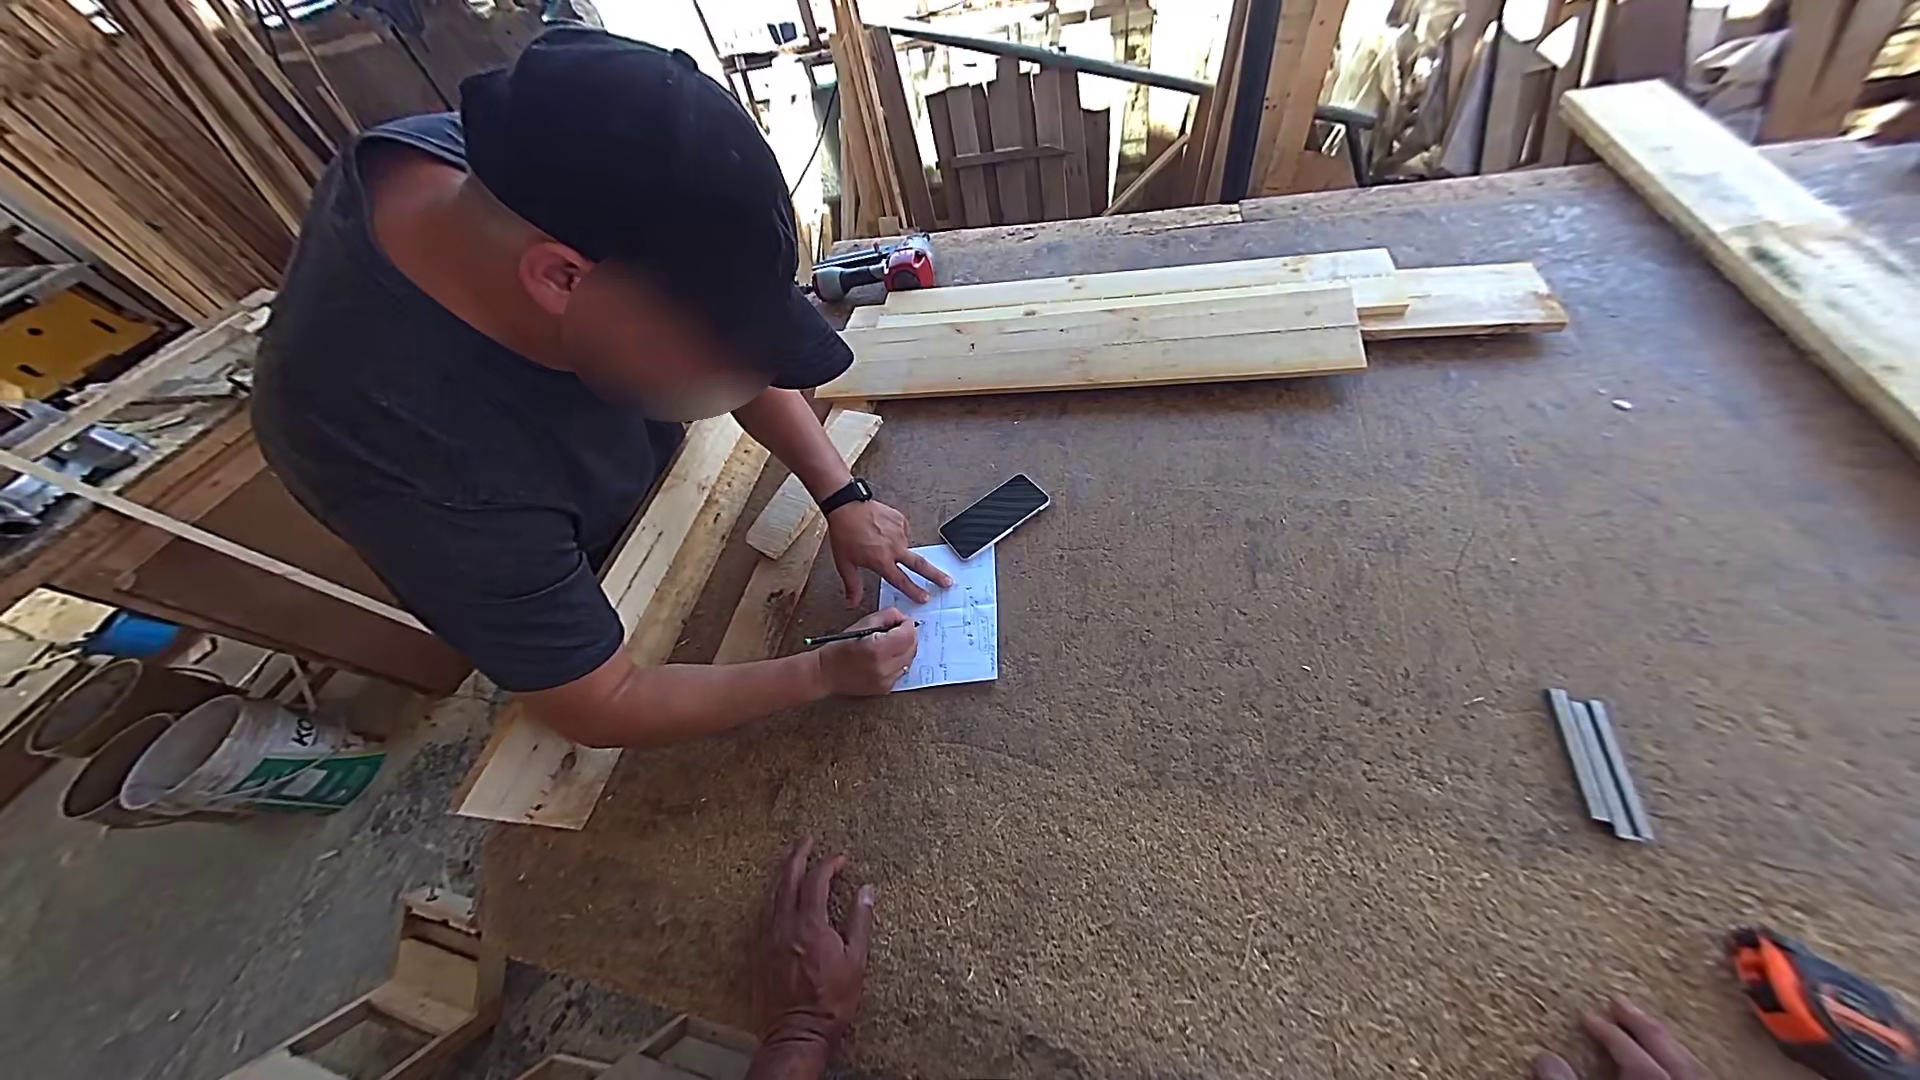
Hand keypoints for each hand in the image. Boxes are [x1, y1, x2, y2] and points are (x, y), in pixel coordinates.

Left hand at [753, 836, 875, 1050]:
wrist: (795, 1037)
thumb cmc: (830, 1002)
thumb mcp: (855, 961)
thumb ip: (860, 920)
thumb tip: (867, 889)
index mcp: (810, 926)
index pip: (817, 881)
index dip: (829, 864)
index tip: (840, 859)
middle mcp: (785, 926)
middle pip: (788, 879)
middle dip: (798, 855)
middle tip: (806, 839)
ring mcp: (768, 939)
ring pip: (772, 893)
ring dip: (782, 870)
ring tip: (789, 855)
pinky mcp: (759, 953)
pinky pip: (763, 912)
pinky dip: (771, 894)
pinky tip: (775, 891)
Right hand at [813, 609, 915, 695]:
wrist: (825, 673)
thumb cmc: (839, 646)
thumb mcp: (862, 624)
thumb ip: (886, 616)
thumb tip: (903, 618)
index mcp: (877, 648)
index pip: (908, 635)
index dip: (907, 625)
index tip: (901, 621)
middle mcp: (884, 667)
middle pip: (912, 648)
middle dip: (908, 636)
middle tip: (897, 630)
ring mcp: (885, 681)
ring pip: (908, 660)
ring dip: (904, 649)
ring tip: (890, 644)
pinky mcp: (885, 689)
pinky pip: (901, 671)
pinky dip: (898, 662)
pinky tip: (885, 657)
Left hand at [826, 499, 952, 603]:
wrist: (846, 506)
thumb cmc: (844, 533)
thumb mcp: (845, 563)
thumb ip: (853, 585)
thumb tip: (852, 602)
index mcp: (882, 561)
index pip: (901, 580)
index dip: (914, 591)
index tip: (925, 598)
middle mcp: (894, 548)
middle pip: (920, 565)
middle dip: (936, 575)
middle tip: (948, 582)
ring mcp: (899, 533)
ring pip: (904, 546)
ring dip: (897, 548)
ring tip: (878, 541)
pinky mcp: (900, 520)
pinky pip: (901, 531)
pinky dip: (894, 534)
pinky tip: (882, 531)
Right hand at [1533, 998, 1712, 1079]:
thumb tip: (1544, 1056)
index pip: (1633, 1057)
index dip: (1608, 1034)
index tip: (1587, 1016)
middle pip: (1673, 1059)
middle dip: (1645, 1027)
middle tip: (1620, 1001)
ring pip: (1697, 1071)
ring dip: (1671, 1045)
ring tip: (1648, 1025)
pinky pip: (1704, 1079)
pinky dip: (1689, 1066)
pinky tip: (1677, 1061)